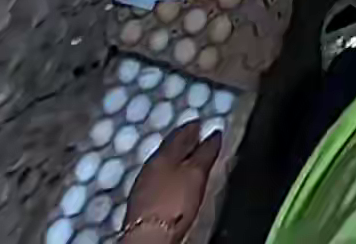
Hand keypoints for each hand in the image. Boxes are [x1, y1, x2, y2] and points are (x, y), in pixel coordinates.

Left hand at [122, 123, 222, 243]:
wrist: (148, 239)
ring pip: (163, 164)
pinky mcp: (140, 203)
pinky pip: (158, 180)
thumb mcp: (196, 174)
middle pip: (170, 147)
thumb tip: (215, 133)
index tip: (202, 124)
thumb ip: (206, 152)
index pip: (181, 133)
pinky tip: (174, 182)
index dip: (193, 128)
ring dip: (175, 160)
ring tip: (188, 161)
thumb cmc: (175, 201)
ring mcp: (143, 184)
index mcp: (165, 153)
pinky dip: (168, 176)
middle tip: (197, 139)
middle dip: (183, 142)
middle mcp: (151, 164)